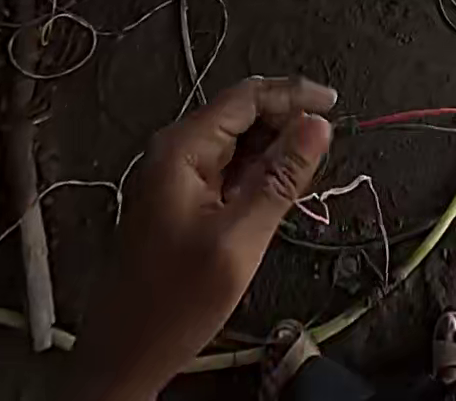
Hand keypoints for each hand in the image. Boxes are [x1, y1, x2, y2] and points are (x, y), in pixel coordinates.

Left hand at [76, 77, 337, 400]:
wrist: (122, 361)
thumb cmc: (177, 303)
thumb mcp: (239, 240)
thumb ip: (282, 178)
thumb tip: (319, 125)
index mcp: (184, 147)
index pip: (248, 97)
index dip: (294, 94)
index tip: (334, 106)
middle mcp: (179, 147)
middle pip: (244, 113)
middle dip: (286, 124)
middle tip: (320, 152)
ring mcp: (179, 169)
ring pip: (241, 138)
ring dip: (276, 149)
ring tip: (302, 177)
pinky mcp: (185, 191)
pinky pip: (232, 164)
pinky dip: (260, 170)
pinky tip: (277, 192)